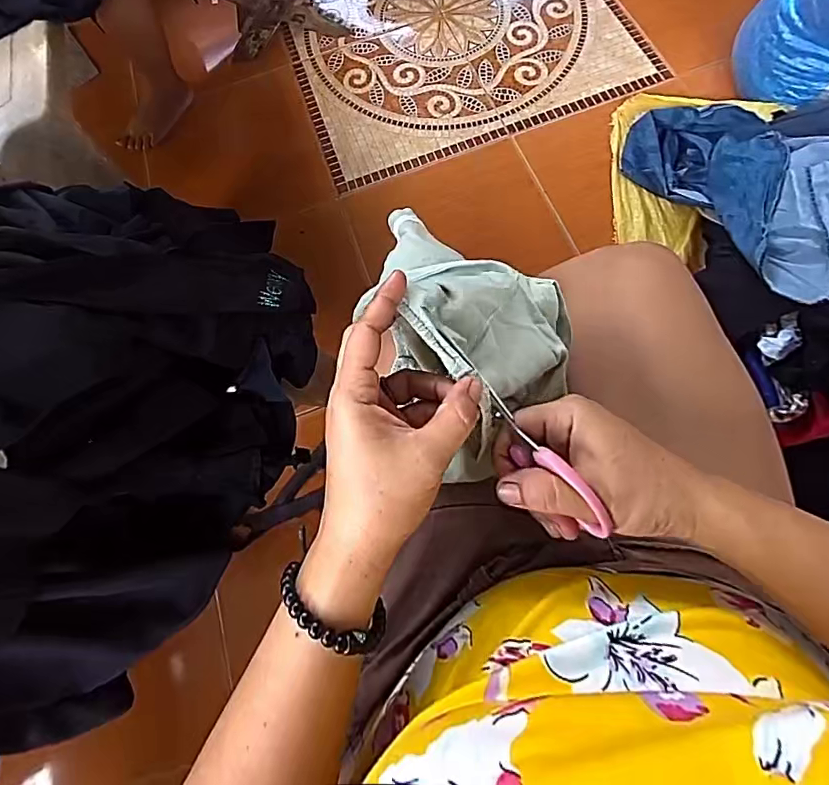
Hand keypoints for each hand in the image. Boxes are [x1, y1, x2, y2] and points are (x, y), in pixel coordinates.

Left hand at [313, 271, 482, 578]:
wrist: (360, 549)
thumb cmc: (380, 502)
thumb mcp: (427, 453)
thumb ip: (455, 414)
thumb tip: (475, 385)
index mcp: (353, 396)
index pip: (366, 335)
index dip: (383, 303)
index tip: (399, 279)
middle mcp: (356, 401)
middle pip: (392, 362)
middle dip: (426, 364)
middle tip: (452, 366)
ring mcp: (367, 418)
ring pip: (405, 387)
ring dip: (435, 394)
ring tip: (460, 412)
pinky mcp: (378, 434)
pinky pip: (407, 408)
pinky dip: (430, 411)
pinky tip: (450, 425)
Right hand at [491, 394, 710, 541]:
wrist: (687, 506)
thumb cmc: (646, 493)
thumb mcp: (589, 497)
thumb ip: (544, 492)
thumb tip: (503, 488)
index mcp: (570, 414)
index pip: (515, 425)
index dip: (509, 459)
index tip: (519, 492)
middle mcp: (570, 421)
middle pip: (526, 451)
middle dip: (534, 491)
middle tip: (555, 520)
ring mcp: (578, 439)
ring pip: (539, 470)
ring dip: (548, 502)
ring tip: (570, 525)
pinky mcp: (585, 458)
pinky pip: (557, 477)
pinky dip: (561, 502)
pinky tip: (577, 520)